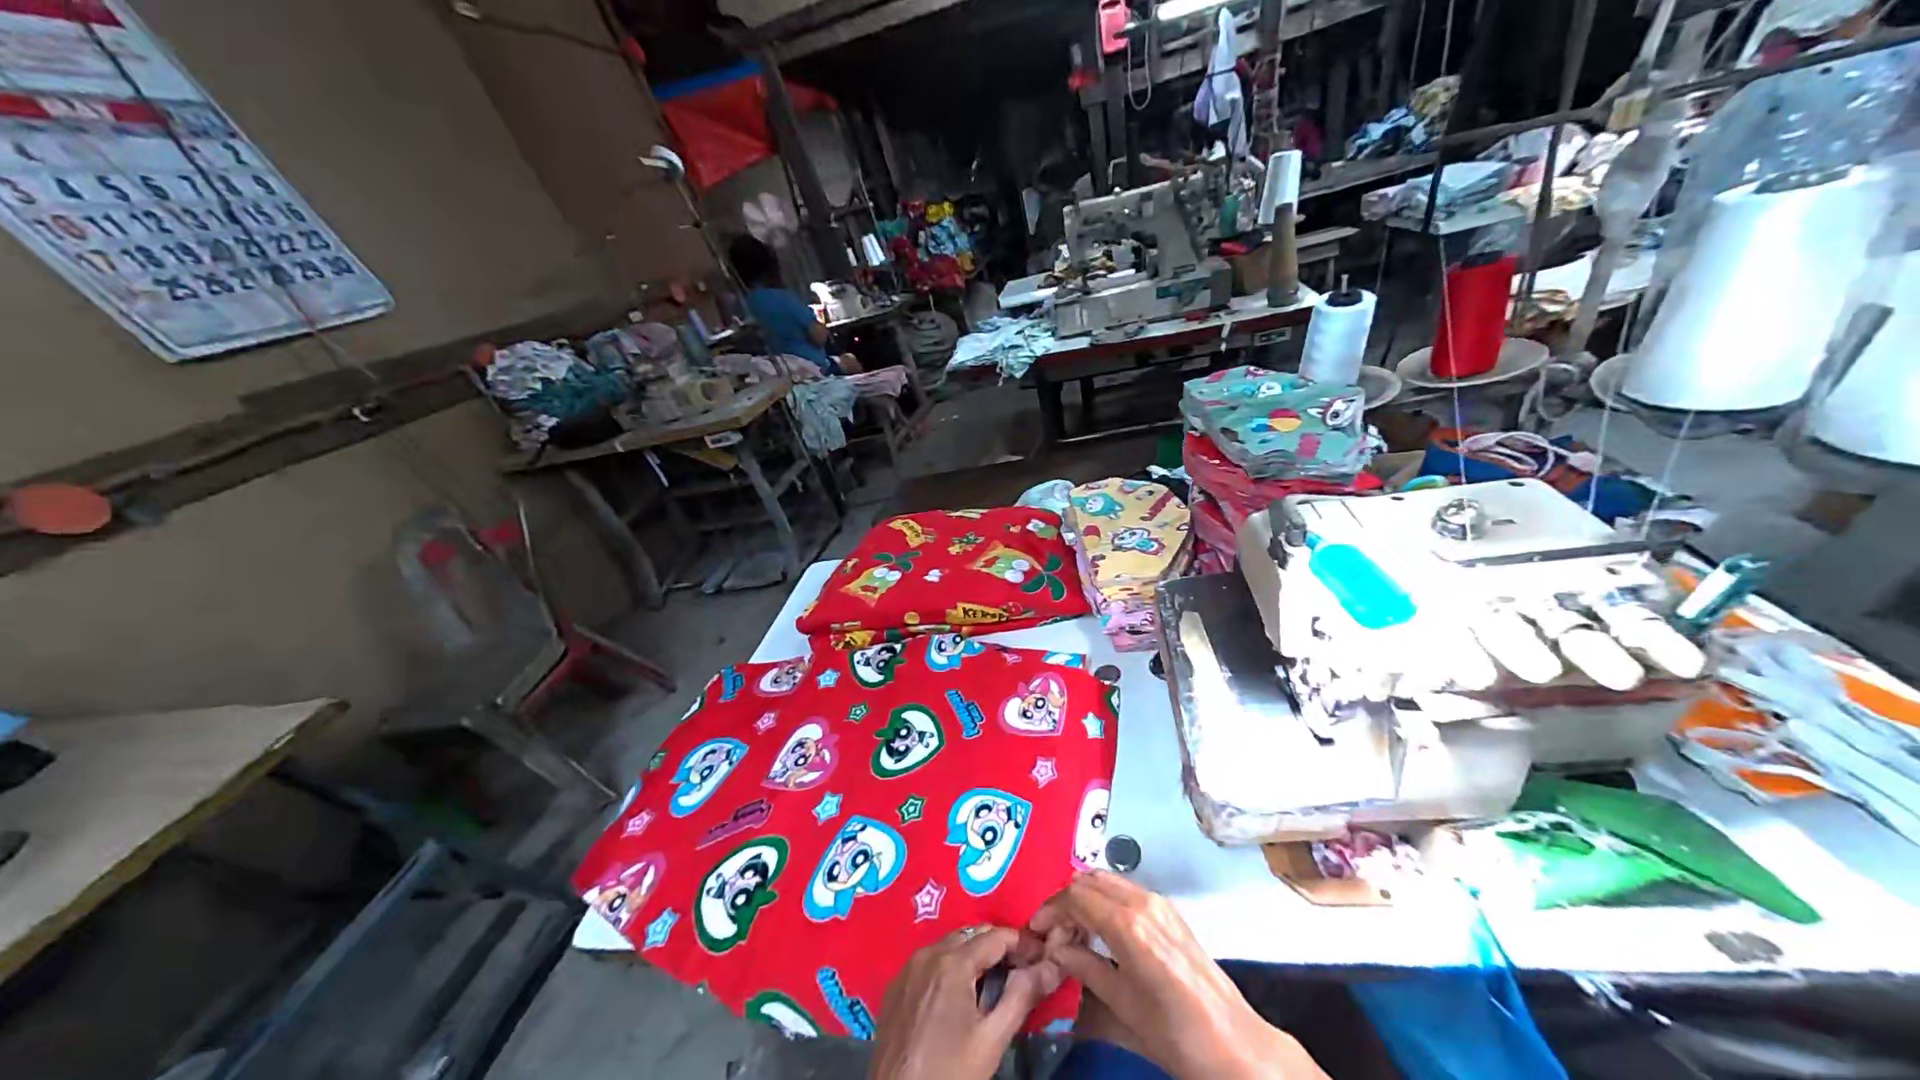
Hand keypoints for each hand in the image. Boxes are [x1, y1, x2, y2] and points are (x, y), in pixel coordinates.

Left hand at [869, 925, 1063, 1079]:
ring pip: (950, 944)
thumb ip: (1021, 997)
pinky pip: (930, 960)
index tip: (1042, 957)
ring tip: (995, 981)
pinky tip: (960, 993)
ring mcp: (908, 967)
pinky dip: (950, 965)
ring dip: (974, 954)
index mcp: (952, 962)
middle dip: (999, 946)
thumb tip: (1050, 967)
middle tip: (1022, 970)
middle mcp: (928, 953)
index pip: (996, 936)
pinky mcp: (896, 984)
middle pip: (972, 934)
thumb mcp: (991, 1040)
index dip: (1023, 943)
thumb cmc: (948, 1072)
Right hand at [1032, 872, 1327, 1079]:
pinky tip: (1101, 933)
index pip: (1075, 896)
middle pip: (1089, 881)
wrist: (1235, 1045)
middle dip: (1065, 901)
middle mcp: (1144, 903)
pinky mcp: (1170, 912)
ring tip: (1074, 935)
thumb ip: (1084, 968)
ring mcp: (1160, 904)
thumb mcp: (1122, 1006)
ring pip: (1107, 881)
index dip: (1050, 909)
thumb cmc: (1176, 1032)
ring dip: (1084, 899)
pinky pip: (1126, 891)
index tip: (1036, 930)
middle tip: (1053, 934)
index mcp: (1128, 925)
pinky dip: (1105, 902)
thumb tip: (1056, 949)